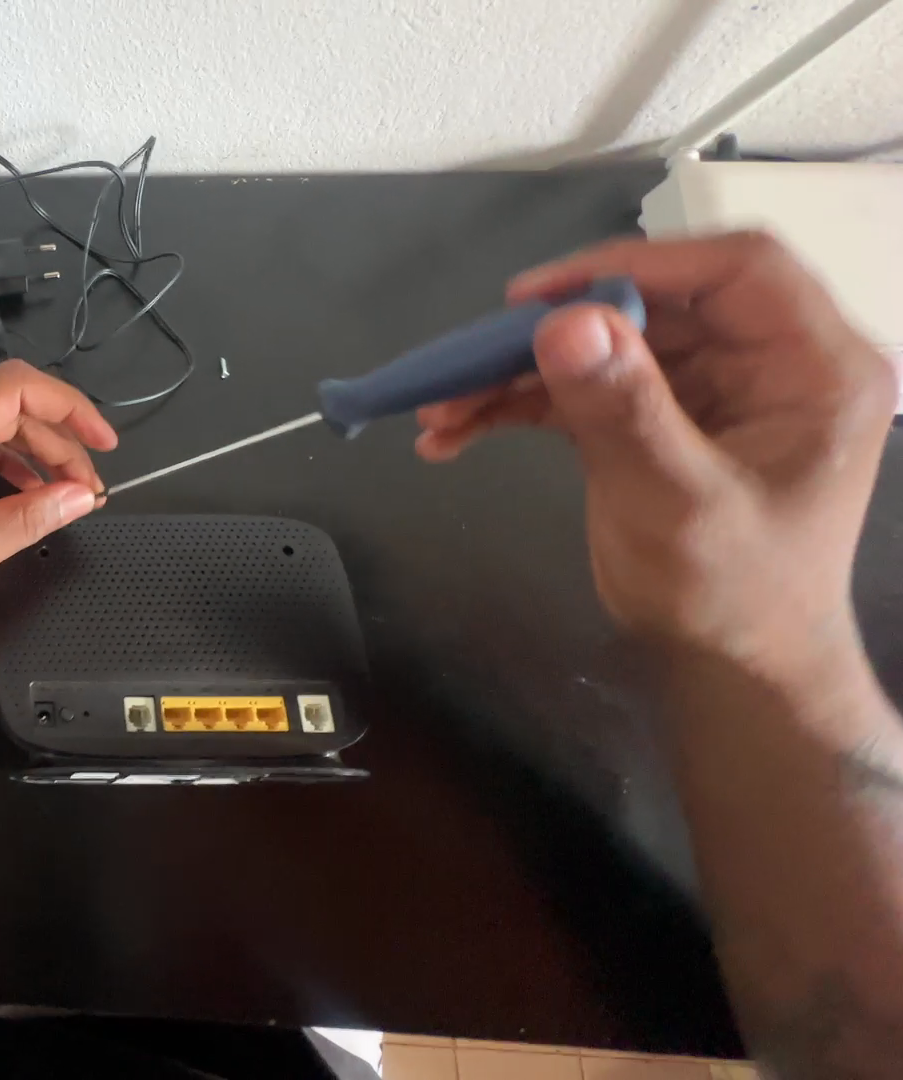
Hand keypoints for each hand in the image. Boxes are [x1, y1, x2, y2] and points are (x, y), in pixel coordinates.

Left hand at [0, 359, 116, 641]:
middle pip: (7, 406)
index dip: (71, 407)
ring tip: (69, 493)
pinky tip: (28, 493)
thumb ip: (27, 519)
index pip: (16, 388)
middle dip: (58, 440)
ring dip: (33, 455)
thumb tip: (80, 497)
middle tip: (90, 488)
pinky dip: (3, 465)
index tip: (106, 443)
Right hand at [416, 233, 895, 675]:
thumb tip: (562, 323)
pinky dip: (508, 411)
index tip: (533, 299)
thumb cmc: (725, 584)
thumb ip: (622, 408)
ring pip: (592, 354)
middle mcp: (754, 366)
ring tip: (438, 413)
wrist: (719, 654)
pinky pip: (569, 397)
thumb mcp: (672, 496)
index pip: (732, 272)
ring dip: (508, 380)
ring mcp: (693, 396)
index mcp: (807, 366)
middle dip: (542, 339)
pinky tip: (452, 436)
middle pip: (641, 312)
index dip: (632, 266)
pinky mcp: (640, 424)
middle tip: (462, 365)